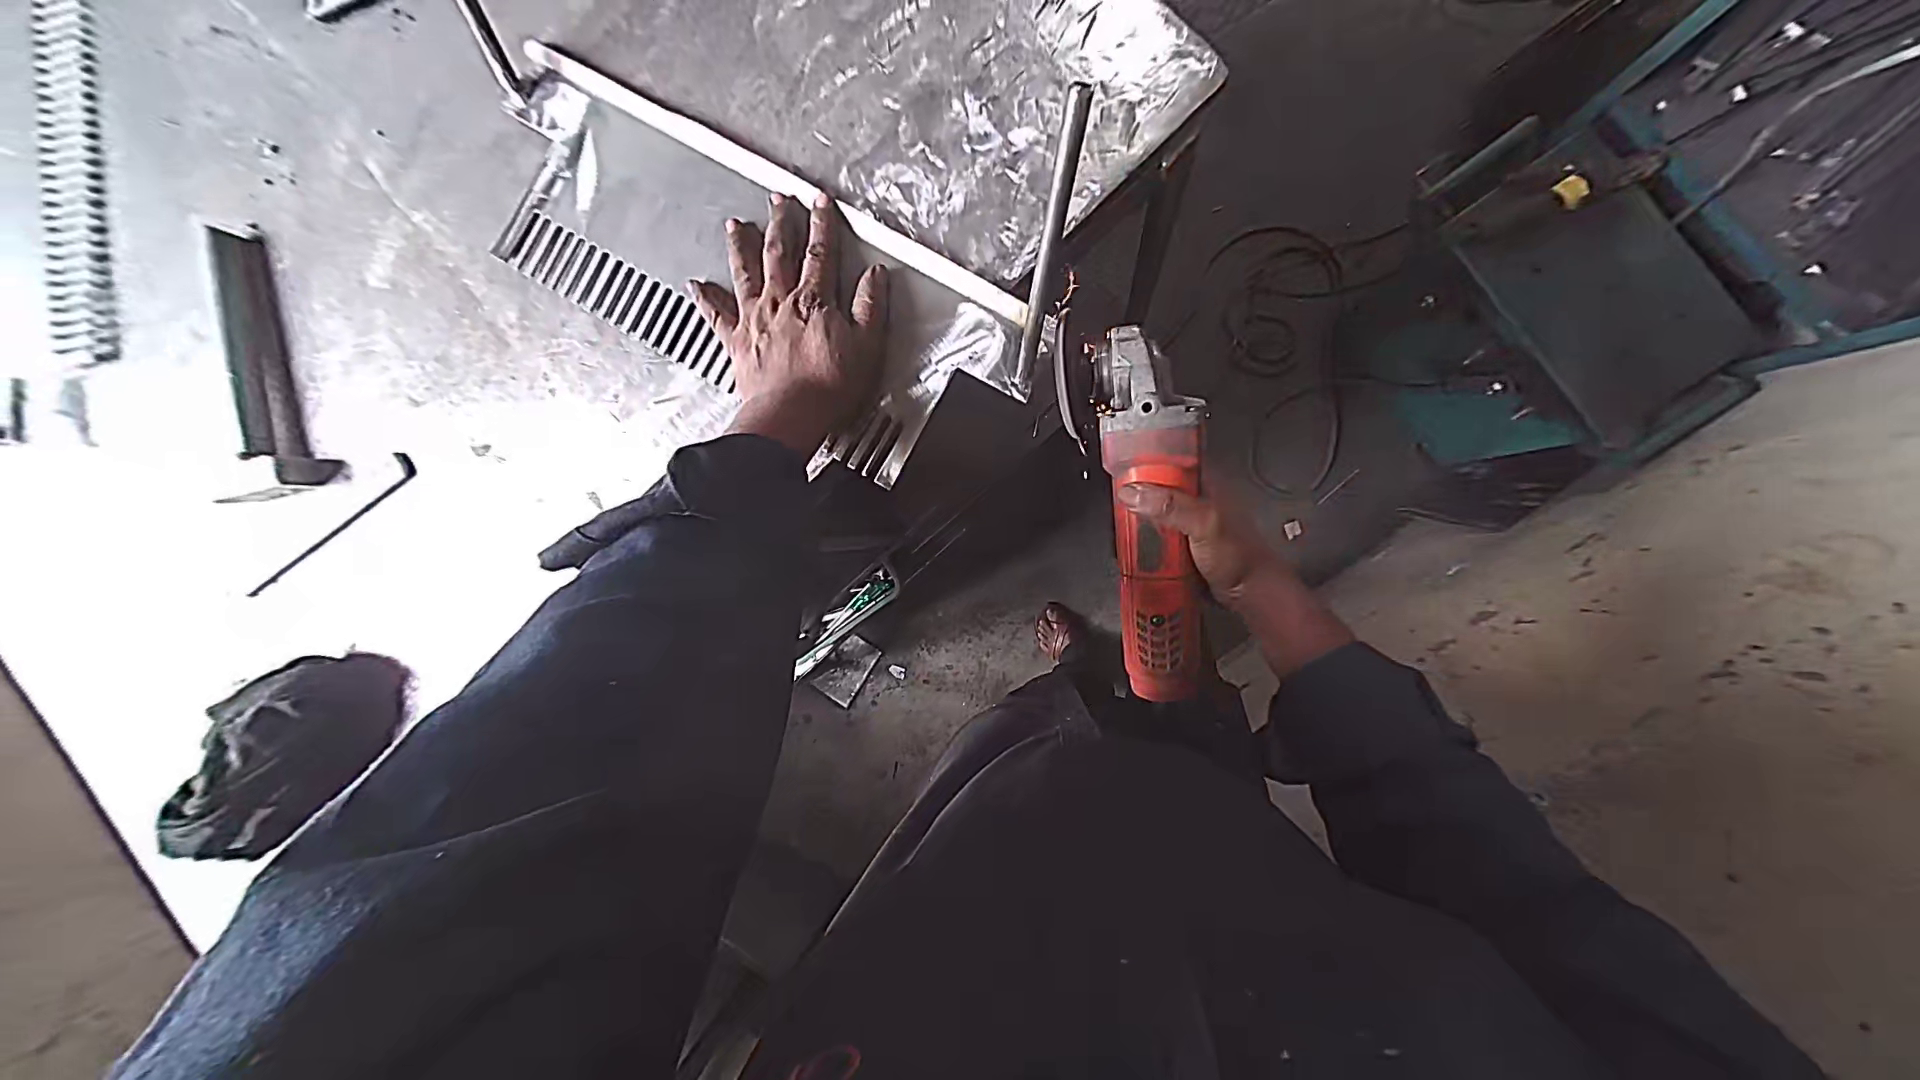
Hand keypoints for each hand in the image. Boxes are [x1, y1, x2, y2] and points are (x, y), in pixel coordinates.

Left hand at [690, 192, 888, 455]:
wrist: (791, 414)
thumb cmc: (828, 386)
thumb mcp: (867, 346)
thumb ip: (870, 307)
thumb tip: (874, 277)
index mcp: (814, 301)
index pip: (820, 252)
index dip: (822, 224)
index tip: (821, 203)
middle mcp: (780, 302)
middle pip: (779, 253)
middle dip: (781, 222)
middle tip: (778, 201)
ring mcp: (755, 319)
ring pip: (746, 272)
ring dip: (742, 246)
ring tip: (738, 226)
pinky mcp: (737, 341)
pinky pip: (717, 314)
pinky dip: (706, 298)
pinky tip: (697, 285)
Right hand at [1118, 482, 1353, 678]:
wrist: (1249, 594)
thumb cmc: (1239, 556)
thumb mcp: (1204, 524)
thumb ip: (1171, 506)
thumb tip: (1133, 493)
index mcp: (1207, 483)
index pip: (1171, 461)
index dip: (1146, 462)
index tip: (1122, 471)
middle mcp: (1196, 499)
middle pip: (1156, 489)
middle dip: (1135, 498)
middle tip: (1120, 508)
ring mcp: (1188, 523)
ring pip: (1153, 514)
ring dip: (1137, 522)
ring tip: (1123, 529)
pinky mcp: (1181, 544)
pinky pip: (1154, 537)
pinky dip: (1142, 541)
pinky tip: (1134, 546)